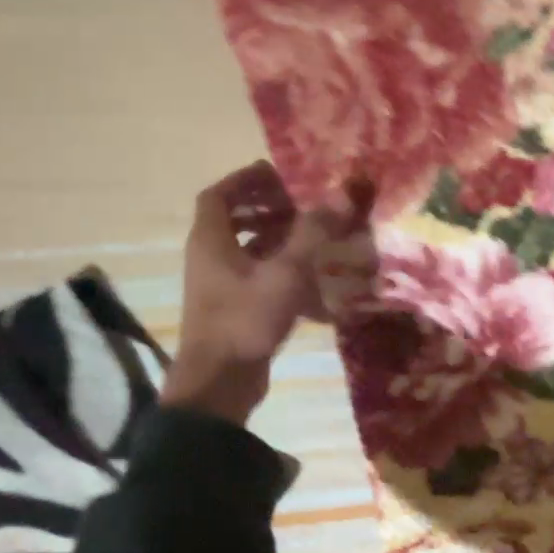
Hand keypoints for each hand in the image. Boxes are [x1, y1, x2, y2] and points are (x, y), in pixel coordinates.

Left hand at [163, 161, 369, 424]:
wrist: (221, 378)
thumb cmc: (246, 319)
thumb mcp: (285, 273)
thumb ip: (313, 234)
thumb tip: (343, 193)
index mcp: (211, 240)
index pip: (218, 195)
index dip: (245, 181)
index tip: (276, 174)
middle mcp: (211, 258)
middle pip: (233, 222)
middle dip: (265, 210)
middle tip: (301, 206)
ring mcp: (222, 287)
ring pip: (247, 252)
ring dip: (276, 242)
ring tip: (312, 241)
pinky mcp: (236, 311)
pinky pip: (258, 280)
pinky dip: (282, 275)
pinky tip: (313, 288)